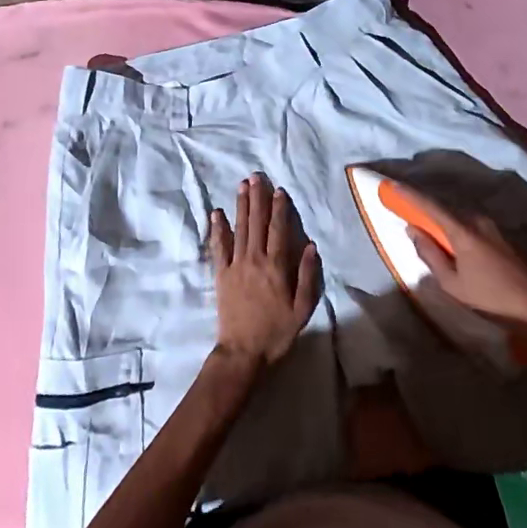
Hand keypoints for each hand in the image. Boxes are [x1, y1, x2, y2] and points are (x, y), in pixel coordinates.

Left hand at [207, 174, 322, 366]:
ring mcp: (235, 265)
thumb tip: (309, 245)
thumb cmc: (277, 333)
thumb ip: (306, 276)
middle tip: (256, 176)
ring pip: (239, 229)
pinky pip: (219, 247)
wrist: (243, 351)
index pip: (278, 230)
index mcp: (276, 267)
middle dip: (257, 198)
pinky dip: (218, 229)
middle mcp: (254, 260)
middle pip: (256, 223)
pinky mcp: (221, 274)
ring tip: (242, 185)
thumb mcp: (302, 309)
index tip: (279, 190)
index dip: (279, 209)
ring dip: (241, 206)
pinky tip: (217, 213)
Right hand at [407, 202, 526, 336]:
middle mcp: (479, 222)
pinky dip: (457, 227)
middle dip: (424, 206)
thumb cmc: (492, 300)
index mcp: (464, 231)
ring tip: (427, 226)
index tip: (391, 184)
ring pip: (460, 216)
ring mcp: (495, 228)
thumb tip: (413, 230)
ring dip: (442, 218)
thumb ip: (430, 254)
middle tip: (406, 208)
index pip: (430, 206)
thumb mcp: (452, 284)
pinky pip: (472, 225)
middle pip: (445, 207)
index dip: (409, 194)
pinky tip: (452, 241)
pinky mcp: (505, 238)